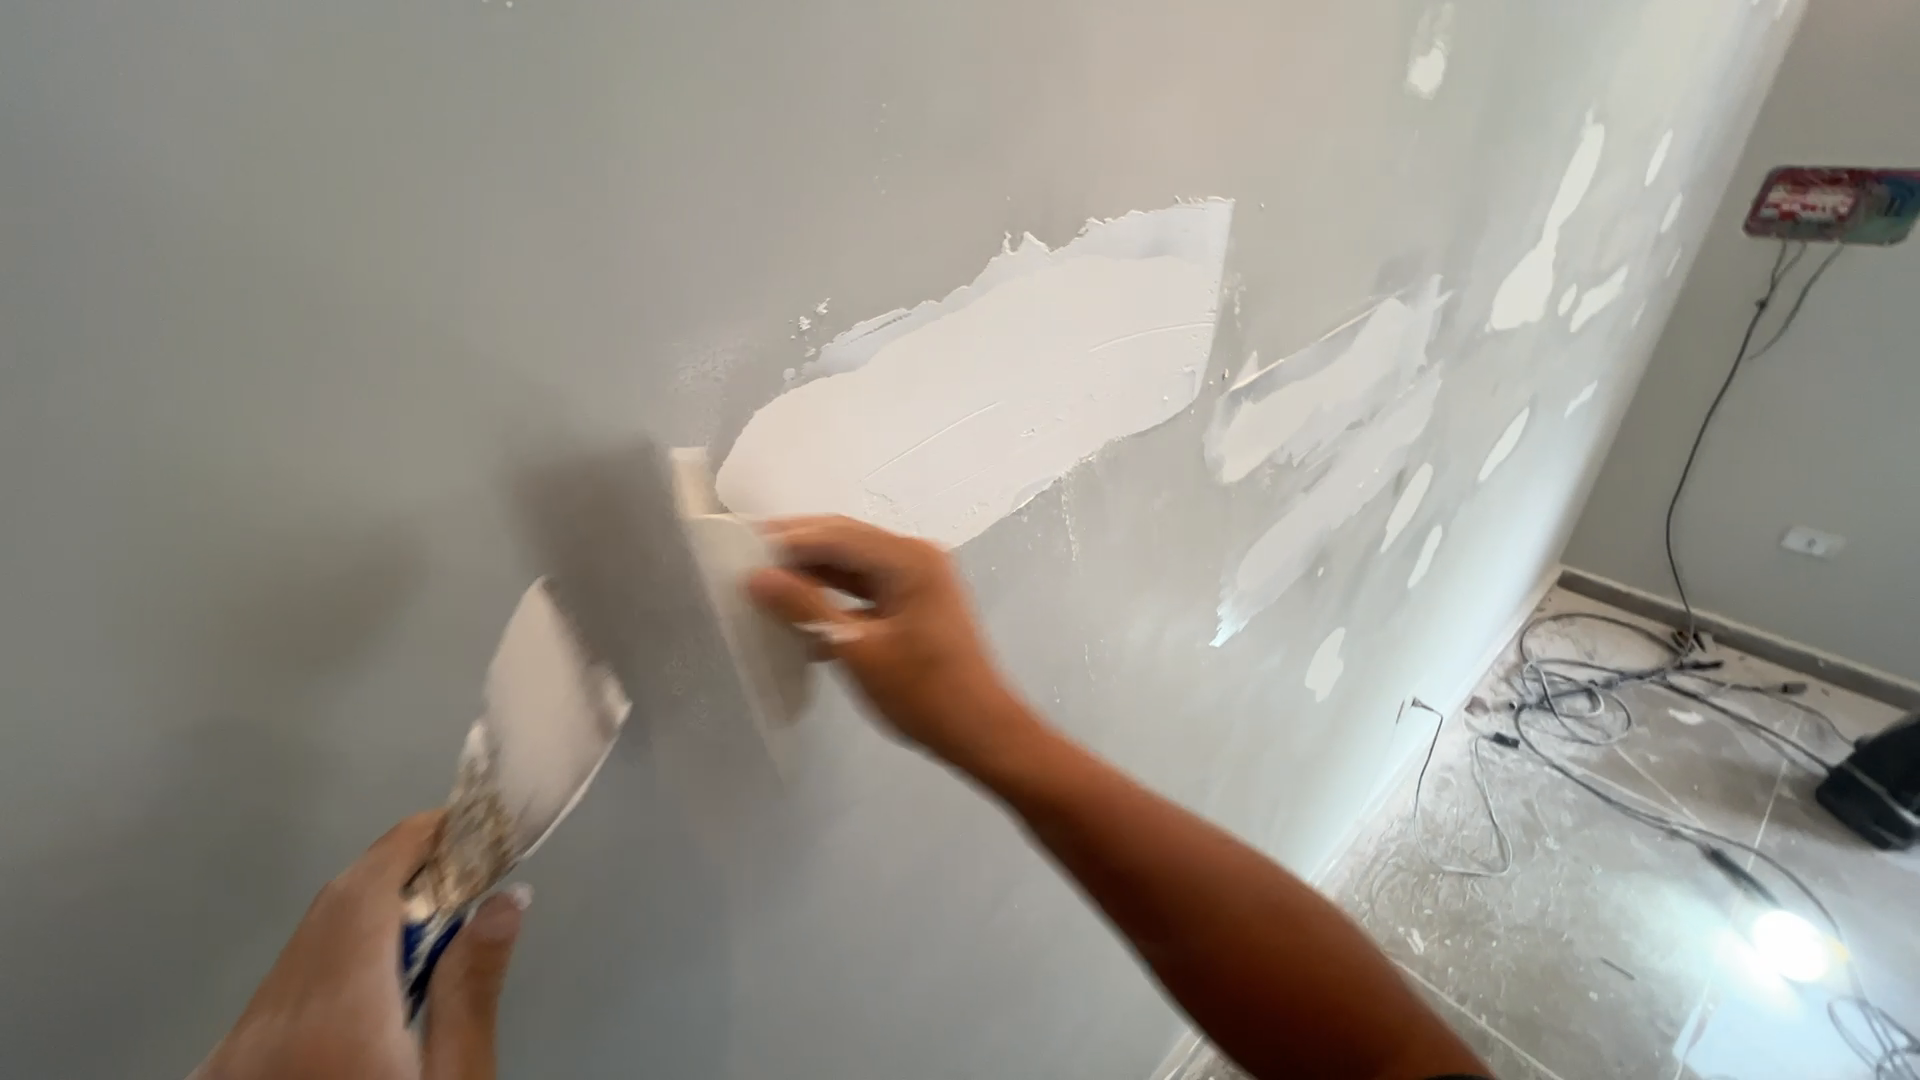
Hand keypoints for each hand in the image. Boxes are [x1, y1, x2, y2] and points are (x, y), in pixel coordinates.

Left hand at [196, 812, 528, 1079]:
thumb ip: (473, 986)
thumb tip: (508, 897)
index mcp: (335, 1021)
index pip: (365, 893)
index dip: (411, 841)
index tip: (460, 819)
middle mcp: (266, 1027)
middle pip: (332, 908)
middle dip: (397, 867)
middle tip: (463, 862)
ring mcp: (231, 1053)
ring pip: (302, 943)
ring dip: (368, 908)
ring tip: (432, 918)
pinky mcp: (221, 1071)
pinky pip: (282, 983)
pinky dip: (335, 951)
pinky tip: (378, 978)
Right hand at [748, 515, 1040, 766]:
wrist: (982, 732)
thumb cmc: (924, 694)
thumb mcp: (857, 650)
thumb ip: (806, 606)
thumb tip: (757, 577)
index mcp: (907, 558)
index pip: (833, 534)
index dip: (784, 539)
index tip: (735, 548)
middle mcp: (915, 557)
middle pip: (844, 542)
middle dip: (795, 552)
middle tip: (743, 564)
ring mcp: (919, 579)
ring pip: (853, 566)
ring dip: (813, 577)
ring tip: (763, 589)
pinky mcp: (917, 603)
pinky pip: (867, 589)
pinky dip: (836, 599)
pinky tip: (802, 620)